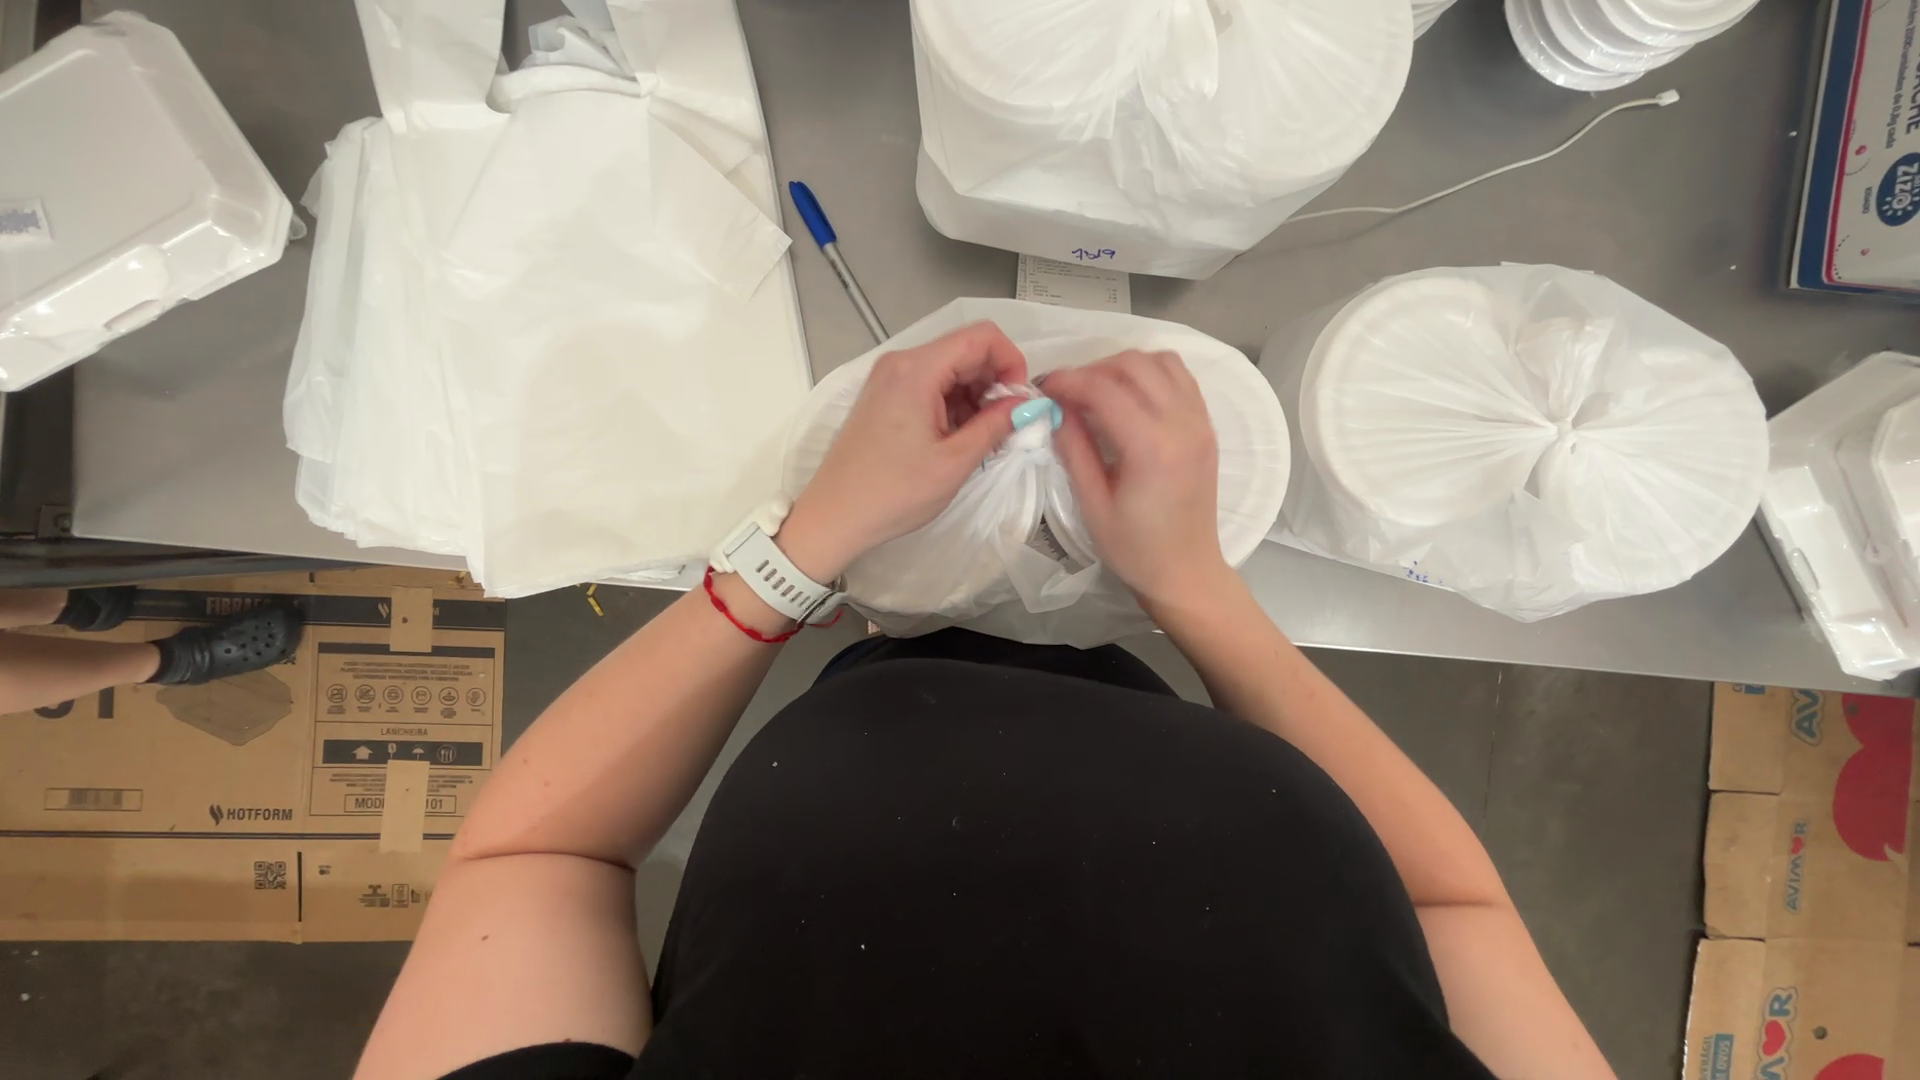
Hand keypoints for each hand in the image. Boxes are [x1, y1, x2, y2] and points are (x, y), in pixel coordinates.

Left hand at [780, 322, 1027, 580]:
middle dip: (995, 382)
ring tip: (984, 438)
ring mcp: (889, 380)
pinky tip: (960, 438)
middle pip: (965, 351)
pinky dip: (953, 405)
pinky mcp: (884, 398)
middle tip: (1007, 424)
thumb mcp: (954, 462)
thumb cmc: (892, 493)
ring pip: (949, 370)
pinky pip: (930, 386)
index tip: (1020, 400)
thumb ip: (995, 426)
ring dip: (975, 397)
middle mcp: (900, 364)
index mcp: (916, 370)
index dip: (1011, 361)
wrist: (835, 517)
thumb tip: (1027, 405)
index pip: (981, 337)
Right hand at [1044, 350, 1234, 610]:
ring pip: (1161, 362)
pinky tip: (1130, 397)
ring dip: (1124, 367)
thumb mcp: (1092, 505)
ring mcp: (1200, 423)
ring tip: (1099, 391)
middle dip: (1093, 369)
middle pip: (1134, 365)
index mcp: (1151, 448)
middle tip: (1068, 393)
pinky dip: (1152, 375)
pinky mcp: (1206, 427)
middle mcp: (1182, 425)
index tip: (1043, 388)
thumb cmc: (1134, 549)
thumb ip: (1074, 450)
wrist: (1186, 571)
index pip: (1104, 389)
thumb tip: (1056, 409)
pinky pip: (1180, 378)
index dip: (1068, 381)